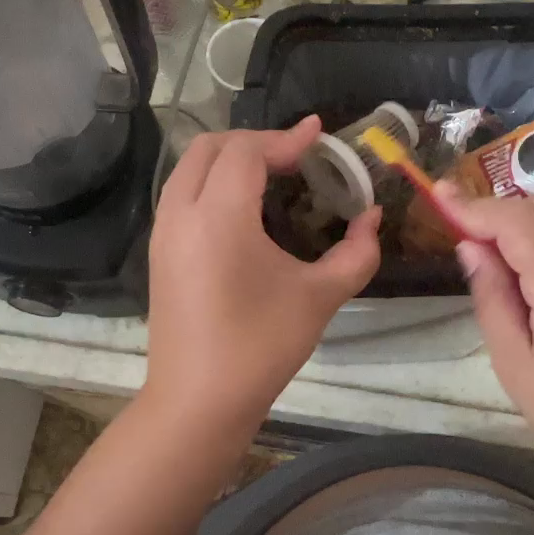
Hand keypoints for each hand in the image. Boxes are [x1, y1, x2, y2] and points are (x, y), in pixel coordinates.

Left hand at [144, 117, 380, 426]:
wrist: (198, 401)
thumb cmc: (261, 347)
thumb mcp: (320, 297)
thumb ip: (357, 252)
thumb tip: (373, 218)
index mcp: (220, 216)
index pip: (248, 151)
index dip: (286, 137)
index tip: (319, 133)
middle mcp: (182, 213)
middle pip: (210, 147)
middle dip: (253, 140)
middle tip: (295, 154)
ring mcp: (163, 234)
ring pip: (189, 169)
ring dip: (229, 159)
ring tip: (271, 173)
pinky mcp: (159, 254)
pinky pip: (182, 195)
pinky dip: (211, 182)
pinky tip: (243, 208)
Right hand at [439, 188, 533, 465]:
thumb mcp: (515, 363)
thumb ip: (492, 298)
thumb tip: (471, 249)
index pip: (516, 223)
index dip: (475, 208)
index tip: (439, 199)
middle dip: (495, 207)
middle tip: (453, 215)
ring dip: (518, 220)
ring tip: (480, 240)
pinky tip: (518, 265)